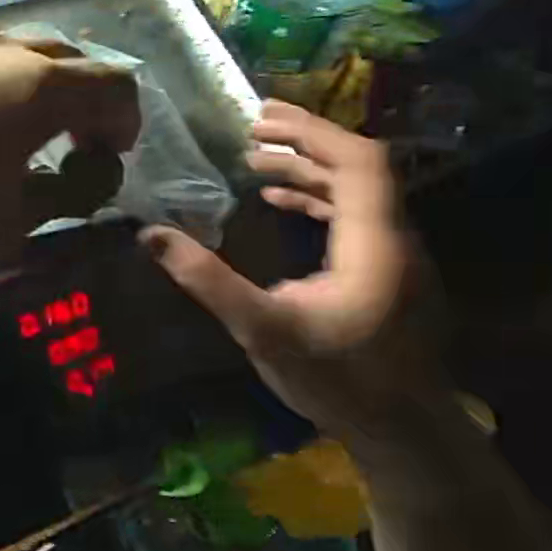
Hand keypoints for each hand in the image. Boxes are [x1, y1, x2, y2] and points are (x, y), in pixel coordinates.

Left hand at [0, 31, 139, 298]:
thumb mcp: (6, 231)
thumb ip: (62, 199)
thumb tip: (82, 179)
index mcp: (32, 84)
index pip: (112, 83)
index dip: (125, 123)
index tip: (110, 162)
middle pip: (62, 59)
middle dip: (82, 102)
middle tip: (72, 153)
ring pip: (8, 57)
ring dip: (31, 94)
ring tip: (16, 147)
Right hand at [141, 101, 446, 442]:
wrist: (401, 429)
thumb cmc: (335, 377)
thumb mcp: (261, 328)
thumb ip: (207, 279)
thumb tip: (150, 235)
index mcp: (373, 243)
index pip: (360, 163)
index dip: (313, 133)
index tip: (261, 121)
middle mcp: (392, 239)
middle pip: (359, 168)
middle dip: (305, 142)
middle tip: (251, 129)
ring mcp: (393, 256)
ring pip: (356, 192)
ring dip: (308, 170)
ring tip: (254, 162)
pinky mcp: (384, 272)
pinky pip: (353, 216)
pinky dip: (315, 199)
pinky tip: (277, 203)